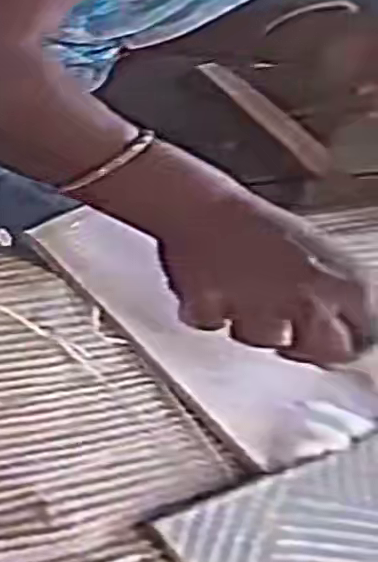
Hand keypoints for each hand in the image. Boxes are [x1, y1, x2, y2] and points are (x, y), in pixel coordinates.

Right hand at [157, 195, 376, 365]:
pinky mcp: (206, 300)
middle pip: (321, 352)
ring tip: (234, 308)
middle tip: (284, 338)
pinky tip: (201, 299)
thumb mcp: (324, 257)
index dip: (341, 341)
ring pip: (258, 339)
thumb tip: (342, 324)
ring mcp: (255, 302)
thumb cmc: (258, 227)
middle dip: (301, 349)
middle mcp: (307, 299)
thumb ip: (337, 293)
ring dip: (244, 327)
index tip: (323, 342)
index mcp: (346, 287)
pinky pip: (205, 322)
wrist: (203, 209)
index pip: (364, 338)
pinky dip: (200, 314)